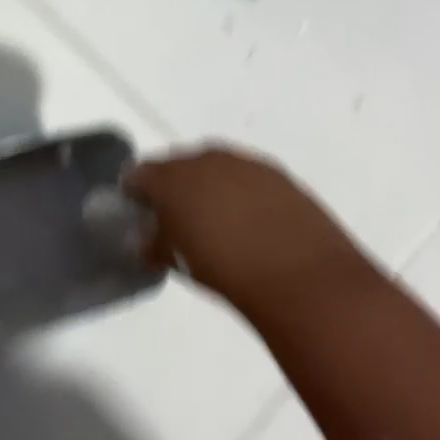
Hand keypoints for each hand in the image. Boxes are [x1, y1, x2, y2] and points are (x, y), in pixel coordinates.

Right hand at [127, 145, 368, 306]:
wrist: (304, 280)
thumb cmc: (224, 270)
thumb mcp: (175, 261)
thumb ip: (154, 244)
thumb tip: (149, 240)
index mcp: (168, 178)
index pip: (137, 174)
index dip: (135, 193)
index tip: (141, 213)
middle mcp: (202, 159)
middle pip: (175, 164)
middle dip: (172, 185)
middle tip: (177, 216)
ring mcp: (244, 163)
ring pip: (213, 167)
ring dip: (208, 185)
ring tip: (216, 218)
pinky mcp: (279, 174)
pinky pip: (246, 176)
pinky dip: (240, 190)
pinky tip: (250, 219)